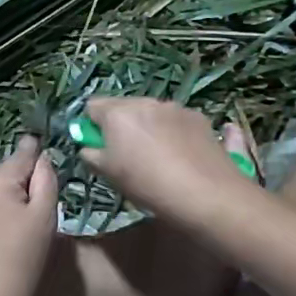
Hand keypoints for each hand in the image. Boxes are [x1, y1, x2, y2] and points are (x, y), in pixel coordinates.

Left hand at [0, 135, 58, 295]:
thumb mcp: (44, 215)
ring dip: (5, 194)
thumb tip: (41, 155)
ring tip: (18, 223)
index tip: (45, 151)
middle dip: (21, 181)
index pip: (23, 153)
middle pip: (6, 170)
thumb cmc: (22, 257)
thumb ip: (46, 179)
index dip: (37, 153)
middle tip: (37, 208)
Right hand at [79, 98, 252, 226]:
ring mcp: (174, 107)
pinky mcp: (198, 117)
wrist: (205, 193)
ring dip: (147, 126)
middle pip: (122, 106)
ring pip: (150, 112)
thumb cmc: (146, 183)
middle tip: (126, 153)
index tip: (98, 146)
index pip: (91, 106)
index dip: (91, 125)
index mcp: (117, 113)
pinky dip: (171, 130)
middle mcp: (145, 102)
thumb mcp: (107, 173)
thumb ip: (90, 153)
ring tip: (157, 156)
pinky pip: (174, 119)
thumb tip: (90, 146)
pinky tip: (180, 154)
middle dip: (120, 124)